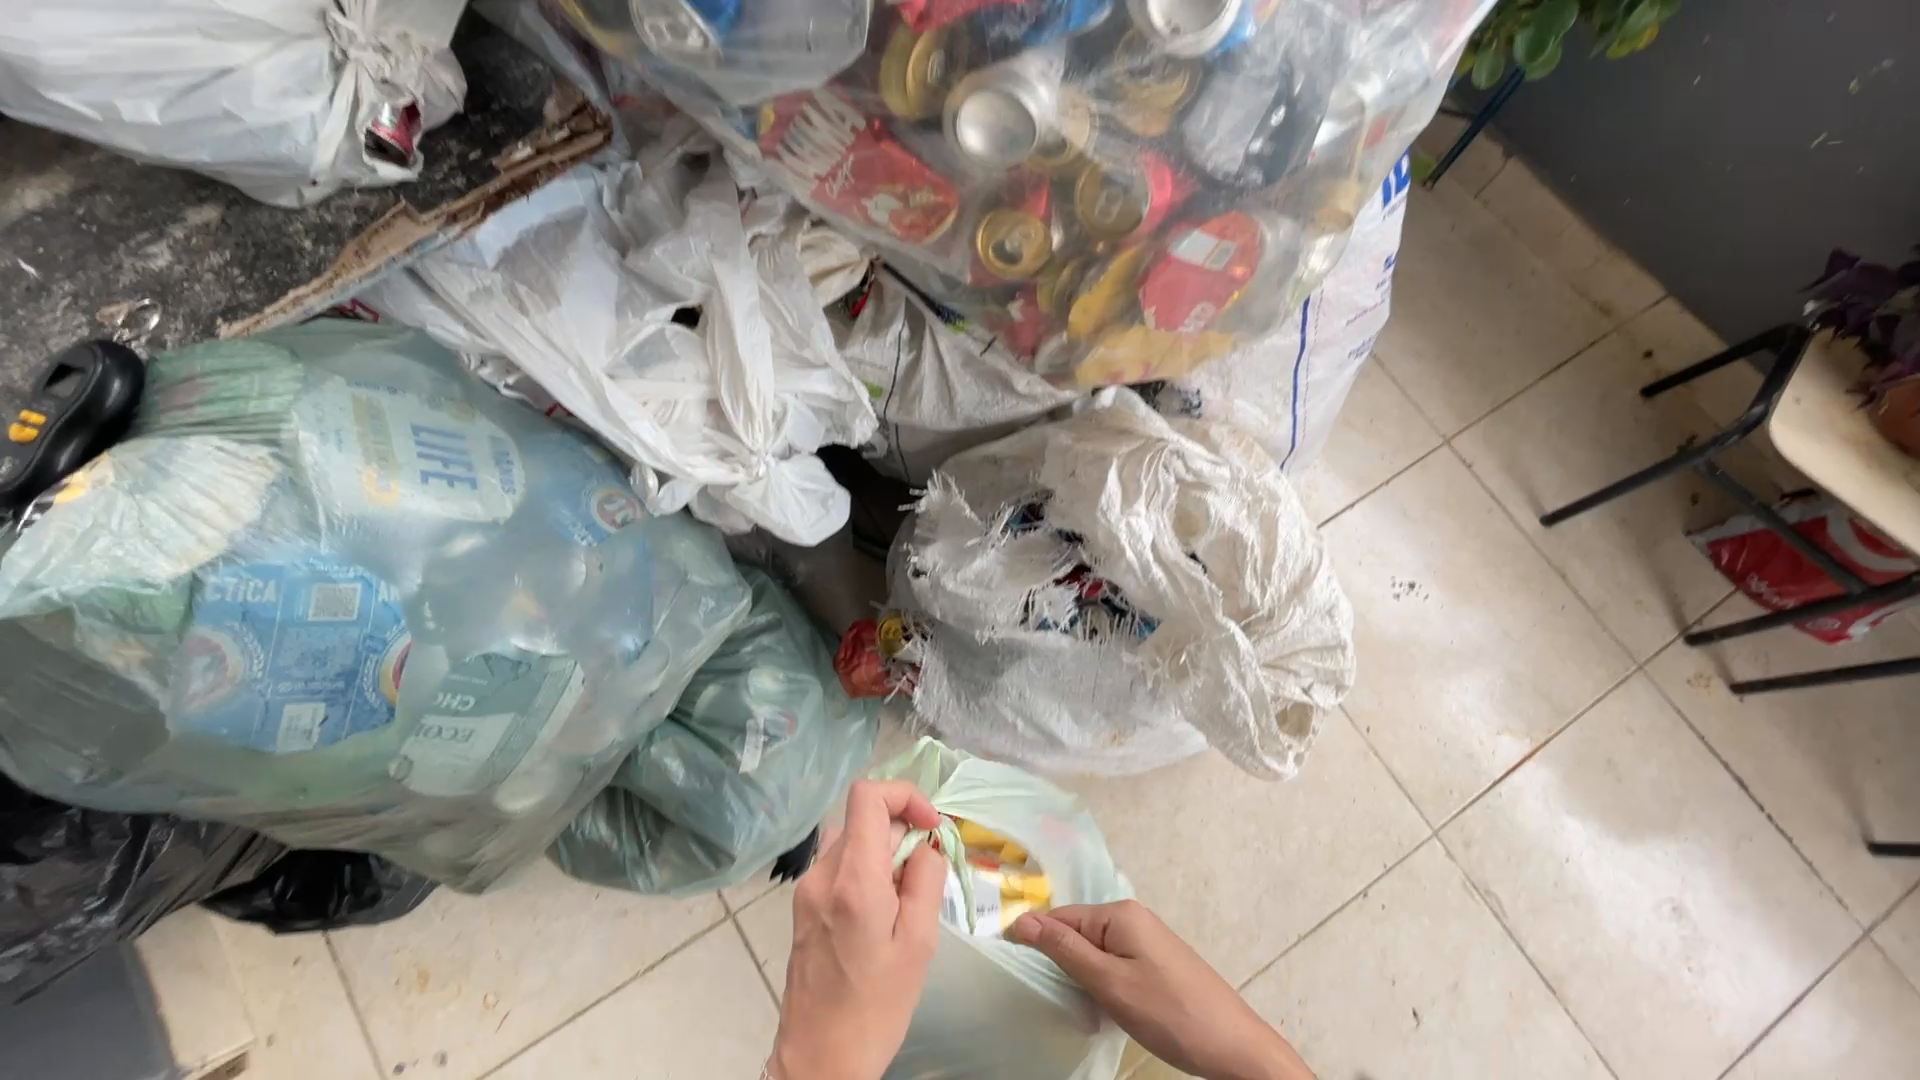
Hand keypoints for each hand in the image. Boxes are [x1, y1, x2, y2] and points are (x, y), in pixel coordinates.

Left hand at [769, 780, 947, 1079]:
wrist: (819, 1060)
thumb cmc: (876, 1006)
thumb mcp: (919, 941)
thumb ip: (926, 878)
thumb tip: (926, 843)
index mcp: (852, 878)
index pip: (868, 796)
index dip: (906, 796)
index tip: (931, 828)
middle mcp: (822, 874)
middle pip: (864, 820)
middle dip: (902, 834)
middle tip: (926, 878)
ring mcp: (807, 890)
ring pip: (853, 842)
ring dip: (885, 854)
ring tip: (905, 902)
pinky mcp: (803, 907)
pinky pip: (840, 868)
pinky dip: (867, 873)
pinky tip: (882, 916)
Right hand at [1010, 901, 1313, 1079]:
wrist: (1234, 1047)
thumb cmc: (1168, 1012)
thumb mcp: (1109, 983)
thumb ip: (1065, 949)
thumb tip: (1023, 919)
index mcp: (1120, 914)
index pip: (1061, 917)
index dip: (1037, 941)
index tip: (1016, 969)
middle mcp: (1134, 918)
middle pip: (1079, 932)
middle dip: (1063, 962)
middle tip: (1056, 997)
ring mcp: (1148, 940)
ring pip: (1097, 951)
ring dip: (1084, 977)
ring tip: (1082, 1007)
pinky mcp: (1158, 963)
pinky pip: (1116, 964)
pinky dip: (1104, 984)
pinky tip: (1106, 1009)